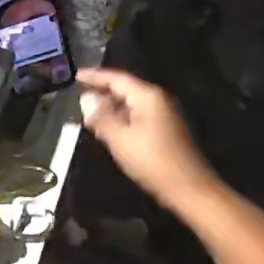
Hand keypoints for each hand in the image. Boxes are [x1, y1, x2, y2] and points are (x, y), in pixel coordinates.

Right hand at [75, 68, 216, 204]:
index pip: (116, 78)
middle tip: (78, 93)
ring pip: (130, 103)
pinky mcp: (163, 130)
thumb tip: (86, 100)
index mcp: (147, 97)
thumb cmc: (152, 161)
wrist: (188, 188)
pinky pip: (136, 116)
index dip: (95, 76)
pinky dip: (120, 118)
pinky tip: (107, 127)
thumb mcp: (119, 138)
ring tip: (88, 111)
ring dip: (110, 106)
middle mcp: (157, 100)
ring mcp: (162, 115)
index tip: (76, 75)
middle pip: (125, 88)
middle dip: (101, 90)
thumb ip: (101, 117)